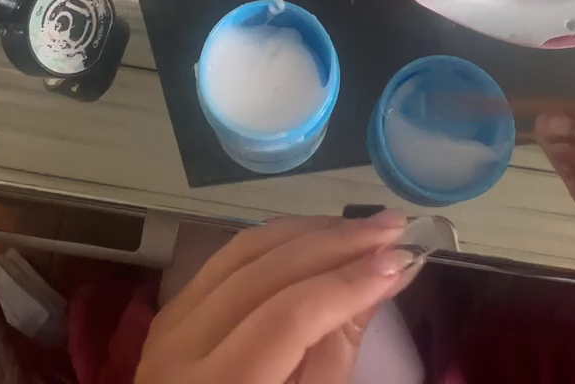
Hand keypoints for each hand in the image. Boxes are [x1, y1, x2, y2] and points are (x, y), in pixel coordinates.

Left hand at [136, 213, 424, 383]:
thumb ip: (339, 347)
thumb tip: (386, 272)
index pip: (289, 316)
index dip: (348, 282)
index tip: (403, 258)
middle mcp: (182, 348)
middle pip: (267, 271)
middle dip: (337, 243)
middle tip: (393, 227)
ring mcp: (171, 321)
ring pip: (247, 249)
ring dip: (312, 230)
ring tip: (365, 226)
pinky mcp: (175, 305)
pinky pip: (231, 255)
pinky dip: (280, 239)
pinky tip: (319, 234)